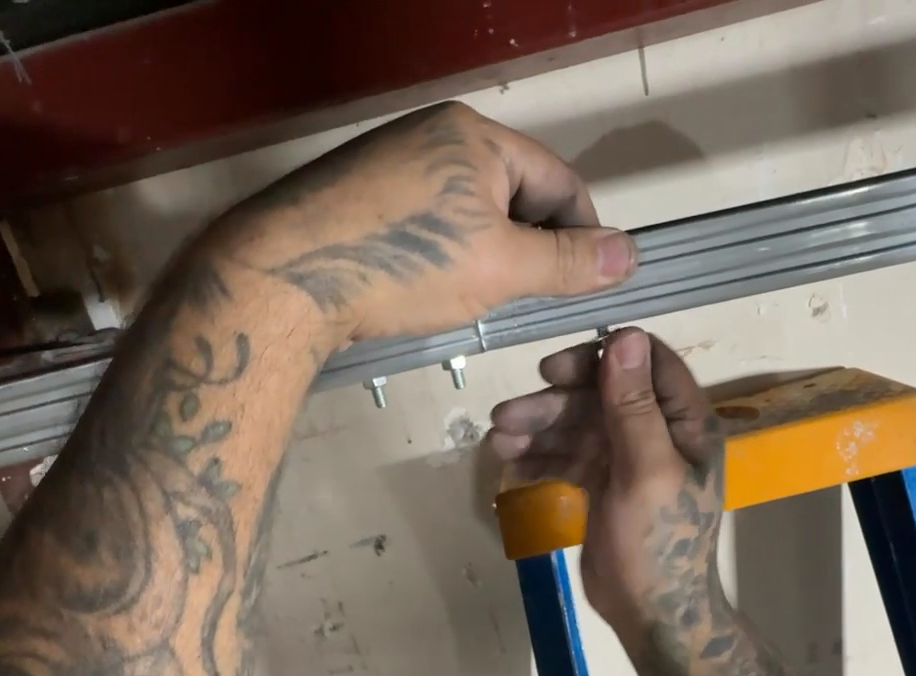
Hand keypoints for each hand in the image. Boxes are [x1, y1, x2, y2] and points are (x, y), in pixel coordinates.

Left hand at [219, 102, 635, 343]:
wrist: (286, 279)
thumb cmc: (404, 265)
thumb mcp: (501, 268)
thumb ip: (568, 262)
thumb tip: (630, 253)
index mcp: (477, 137)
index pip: (560, 182)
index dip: (584, 234)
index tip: (589, 282)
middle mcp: (435, 135)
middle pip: (516, 193)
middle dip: (533, 247)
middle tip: (531, 298)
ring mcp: (394, 162)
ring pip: (472, 212)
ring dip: (493, 255)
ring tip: (481, 299)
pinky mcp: (363, 194)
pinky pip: (430, 221)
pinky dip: (449, 254)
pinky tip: (435, 288)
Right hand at [488, 328, 724, 635]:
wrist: (650, 613)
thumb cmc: (659, 543)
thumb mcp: (648, 471)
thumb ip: (634, 407)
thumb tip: (623, 335)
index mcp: (684, 421)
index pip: (644, 363)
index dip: (597, 358)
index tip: (551, 371)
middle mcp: (657, 431)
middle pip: (599, 395)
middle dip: (552, 403)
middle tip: (505, 416)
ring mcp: (627, 457)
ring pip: (577, 426)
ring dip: (537, 431)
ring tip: (497, 443)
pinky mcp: (602, 482)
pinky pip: (567, 457)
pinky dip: (539, 459)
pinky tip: (509, 469)